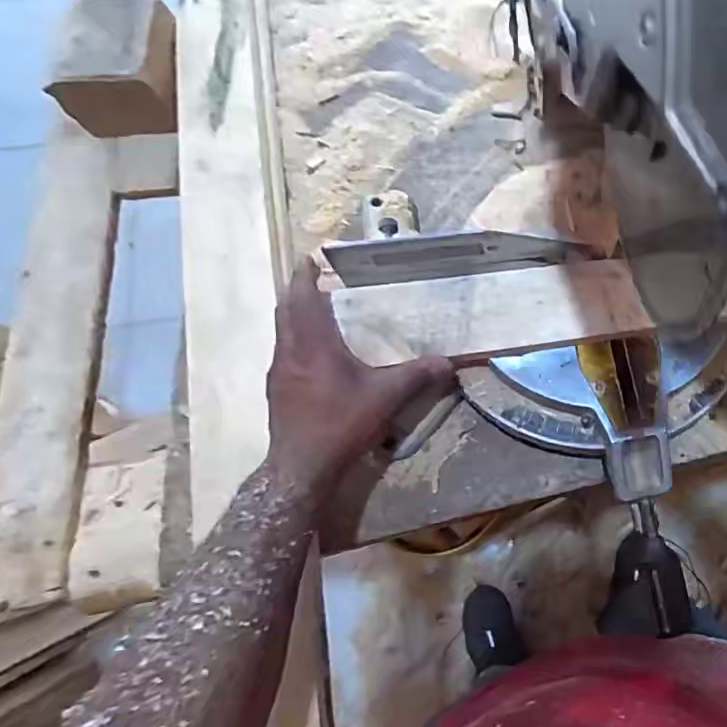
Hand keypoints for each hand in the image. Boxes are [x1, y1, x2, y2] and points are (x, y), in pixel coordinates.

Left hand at [265, 260, 453, 484]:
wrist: (301, 468)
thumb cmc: (341, 424)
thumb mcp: (386, 397)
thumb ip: (417, 375)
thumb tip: (448, 361)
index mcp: (312, 346)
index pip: (302, 300)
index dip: (304, 276)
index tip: (310, 258)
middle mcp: (289, 353)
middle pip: (286, 312)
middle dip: (299, 293)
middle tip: (318, 281)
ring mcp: (279, 373)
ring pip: (283, 333)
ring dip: (296, 318)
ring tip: (319, 312)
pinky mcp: (278, 391)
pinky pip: (286, 353)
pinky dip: (298, 341)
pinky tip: (318, 355)